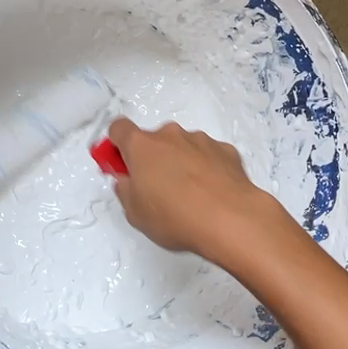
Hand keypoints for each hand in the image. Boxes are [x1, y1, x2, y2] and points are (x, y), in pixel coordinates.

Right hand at [108, 118, 290, 265]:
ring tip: (191, 198)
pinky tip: (213, 195)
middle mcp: (169, 135)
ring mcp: (200, 140)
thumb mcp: (135, 213)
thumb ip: (125, 190)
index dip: (116, 146)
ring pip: (182, 147)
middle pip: (153, 141)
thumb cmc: (175, 217)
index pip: (119, 129)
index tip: (121, 166)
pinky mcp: (225, 150)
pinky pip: (208, 156)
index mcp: (141, 146)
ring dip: (181, 164)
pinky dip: (207, 169)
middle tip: (158, 191)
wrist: (231, 219)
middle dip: (153, 160)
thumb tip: (127, 180)